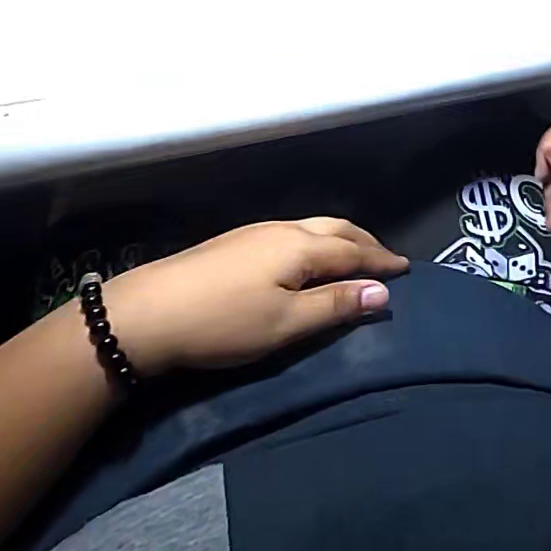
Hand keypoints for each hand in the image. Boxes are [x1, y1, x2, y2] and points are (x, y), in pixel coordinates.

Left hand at [102, 218, 407, 373]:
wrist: (143, 314)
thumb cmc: (223, 322)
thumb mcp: (285, 324)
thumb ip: (335, 305)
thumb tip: (383, 292)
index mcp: (301, 247)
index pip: (354, 251)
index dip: (381, 262)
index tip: (406, 269)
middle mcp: (284, 229)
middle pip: (337, 229)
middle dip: (366, 242)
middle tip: (387, 259)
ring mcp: (257, 231)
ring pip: (314, 226)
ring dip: (343, 238)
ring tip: (356, 255)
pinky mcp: (237, 240)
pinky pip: (295, 231)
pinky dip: (319, 240)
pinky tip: (310, 255)